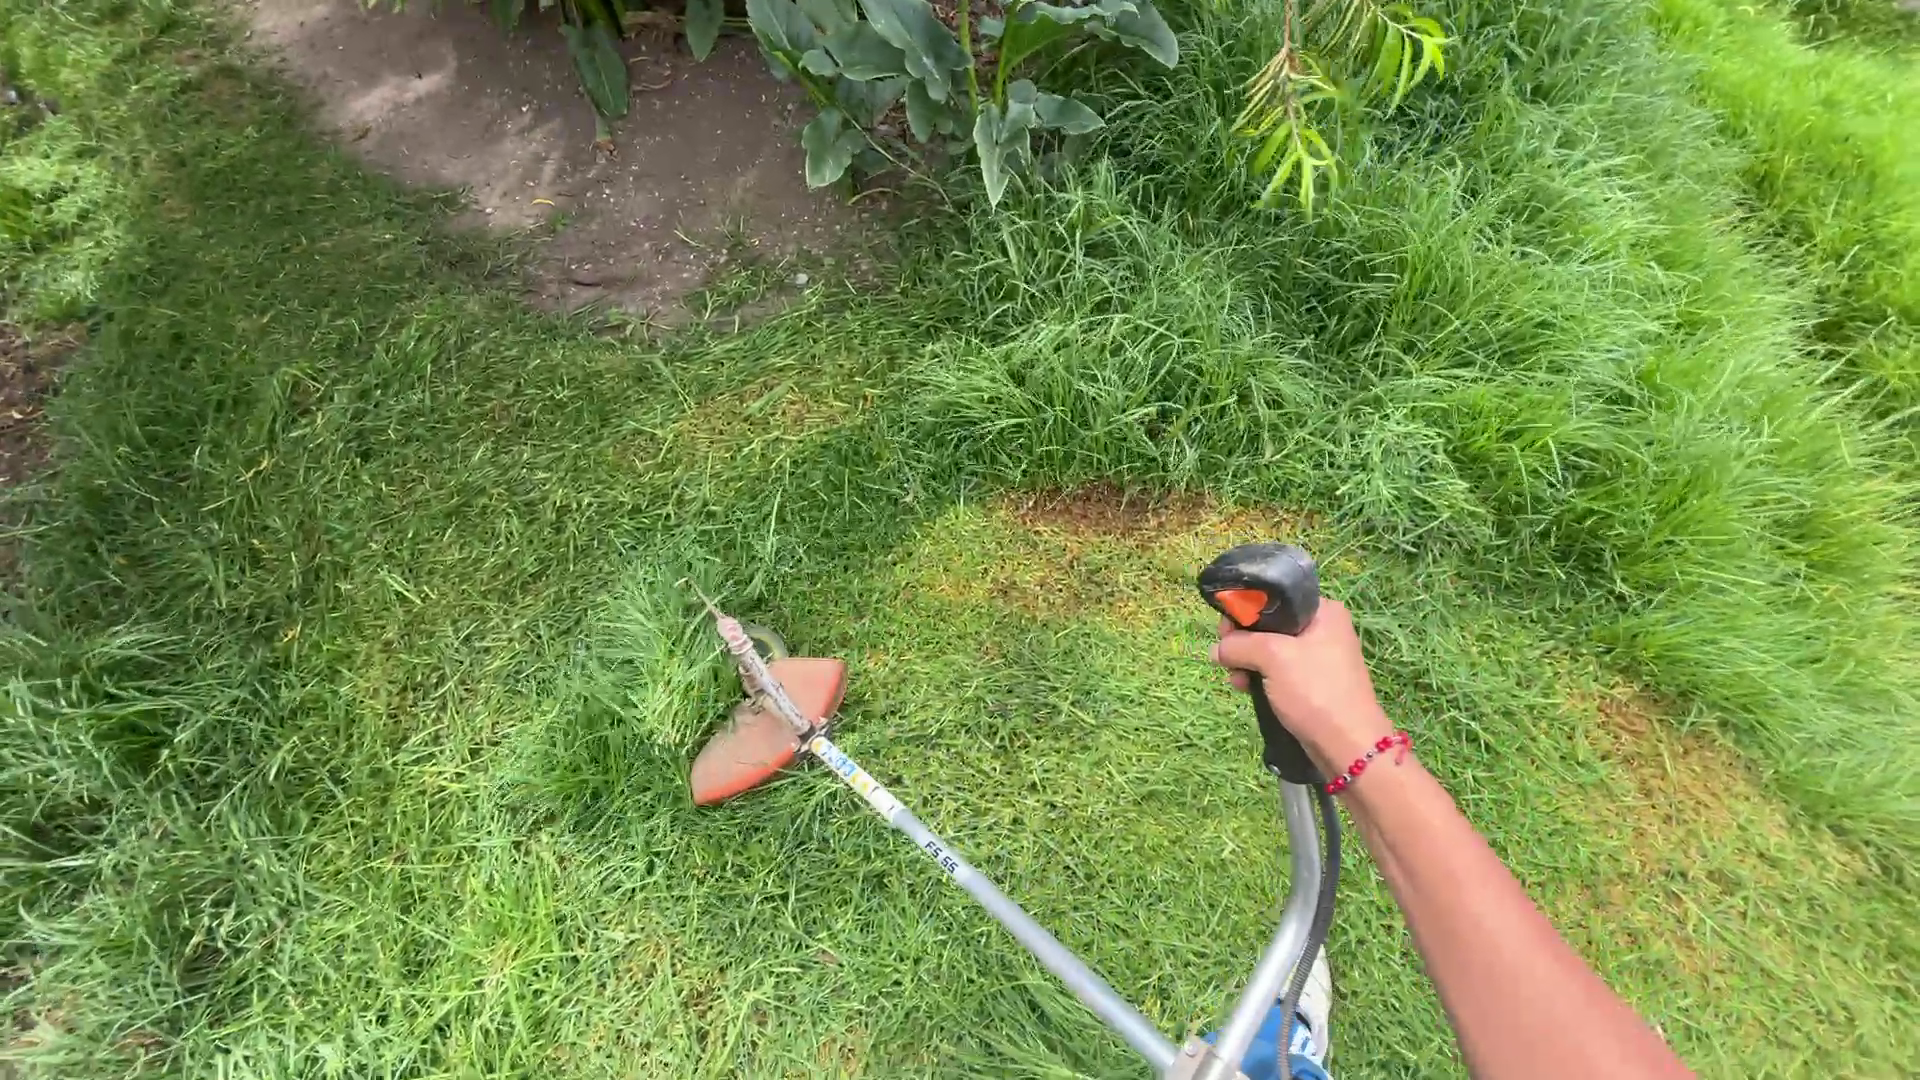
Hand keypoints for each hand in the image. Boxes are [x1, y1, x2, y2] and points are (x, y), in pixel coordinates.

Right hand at [1210, 597, 1391, 773]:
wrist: (1347, 746)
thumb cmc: (1314, 690)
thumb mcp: (1272, 656)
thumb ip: (1238, 644)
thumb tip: (1216, 650)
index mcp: (1323, 611)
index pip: (1273, 598)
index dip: (1244, 610)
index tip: (1227, 630)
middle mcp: (1322, 629)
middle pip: (1267, 624)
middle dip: (1242, 641)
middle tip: (1228, 657)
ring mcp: (1316, 658)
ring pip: (1267, 650)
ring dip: (1245, 662)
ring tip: (1236, 680)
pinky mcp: (1309, 683)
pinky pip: (1274, 670)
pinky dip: (1256, 677)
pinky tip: (1244, 688)